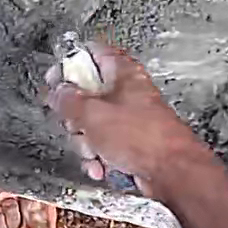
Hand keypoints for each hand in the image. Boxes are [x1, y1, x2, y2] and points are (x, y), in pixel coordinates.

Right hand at [46, 42, 208, 194]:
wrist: (172, 173)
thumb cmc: (143, 138)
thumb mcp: (92, 114)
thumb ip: (68, 100)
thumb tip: (56, 92)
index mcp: (123, 74)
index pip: (92, 54)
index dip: (70, 64)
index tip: (55, 79)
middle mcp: (127, 94)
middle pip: (85, 96)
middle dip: (74, 118)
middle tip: (76, 125)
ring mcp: (128, 120)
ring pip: (90, 126)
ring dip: (85, 144)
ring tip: (95, 151)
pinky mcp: (129, 144)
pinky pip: (101, 146)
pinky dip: (98, 158)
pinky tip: (101, 166)